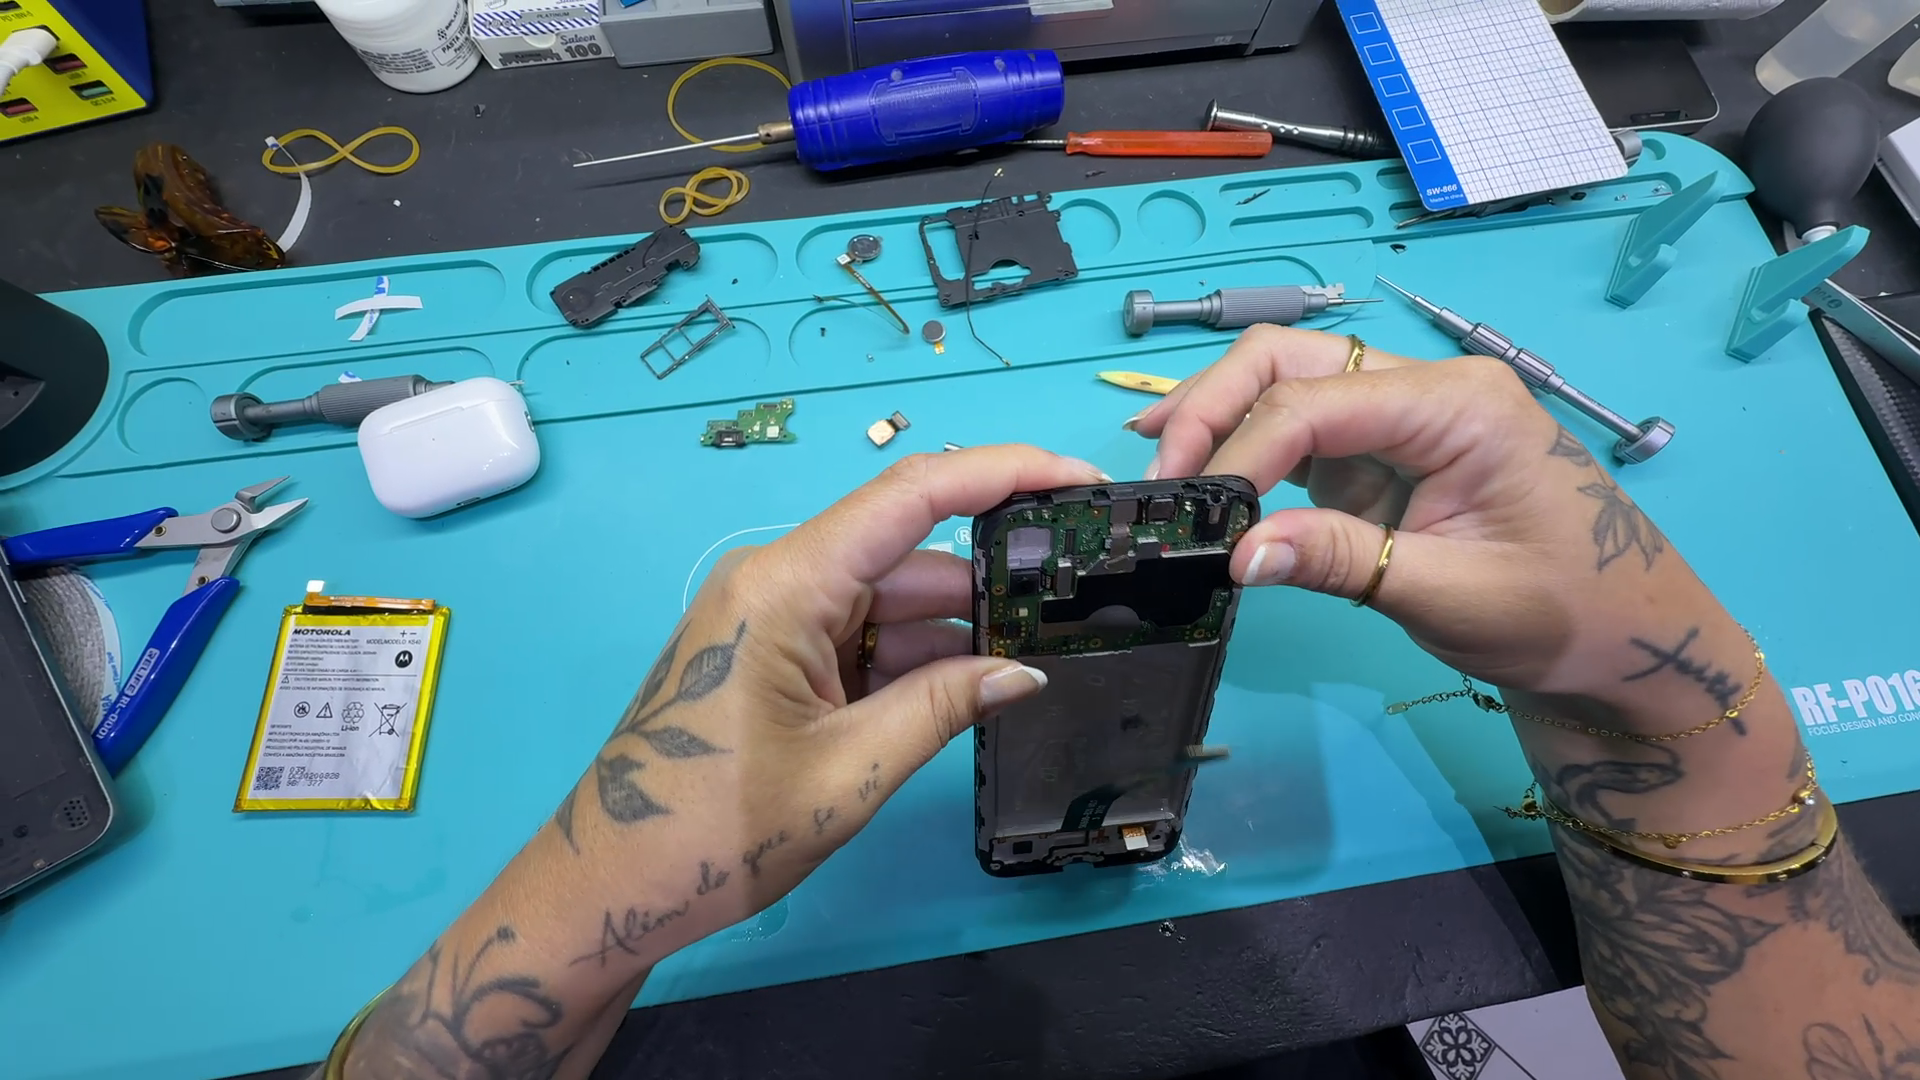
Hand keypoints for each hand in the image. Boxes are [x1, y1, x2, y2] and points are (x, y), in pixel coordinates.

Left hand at [341, 447, 1107, 1079]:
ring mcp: (782, 615)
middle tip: (1075, 596)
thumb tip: (1027, 673)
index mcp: (789, 583)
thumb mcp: (850, 771)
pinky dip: (920, 657)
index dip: (1003, 473)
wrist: (612, 889)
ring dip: (959, 628)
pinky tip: (974, 684)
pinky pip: (867, 636)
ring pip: (894, 599)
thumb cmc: (718, 830)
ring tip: (1038, 653)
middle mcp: (784, 579)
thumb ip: (944, 706)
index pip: (911, 495)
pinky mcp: (784, 651)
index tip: (1076, 478)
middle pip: (909, 552)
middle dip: (991, 576)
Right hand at [1127, 326, 1734, 702]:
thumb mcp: (1453, 594)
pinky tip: (1194, 457)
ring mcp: (1392, 413)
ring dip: (1211, 410)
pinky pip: (1288, 422)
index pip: (1313, 400)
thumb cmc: (1561, 612)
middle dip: (1209, 405)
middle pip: (1285, 358)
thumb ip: (1343, 561)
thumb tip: (1236, 557)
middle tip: (1159, 471)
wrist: (1623, 633)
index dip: (1239, 448)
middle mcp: (1419, 387)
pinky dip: (1234, 436)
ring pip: (1278, 377)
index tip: (1193, 507)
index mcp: (1456, 404)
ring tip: (1153, 453)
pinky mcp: (1370, 447)